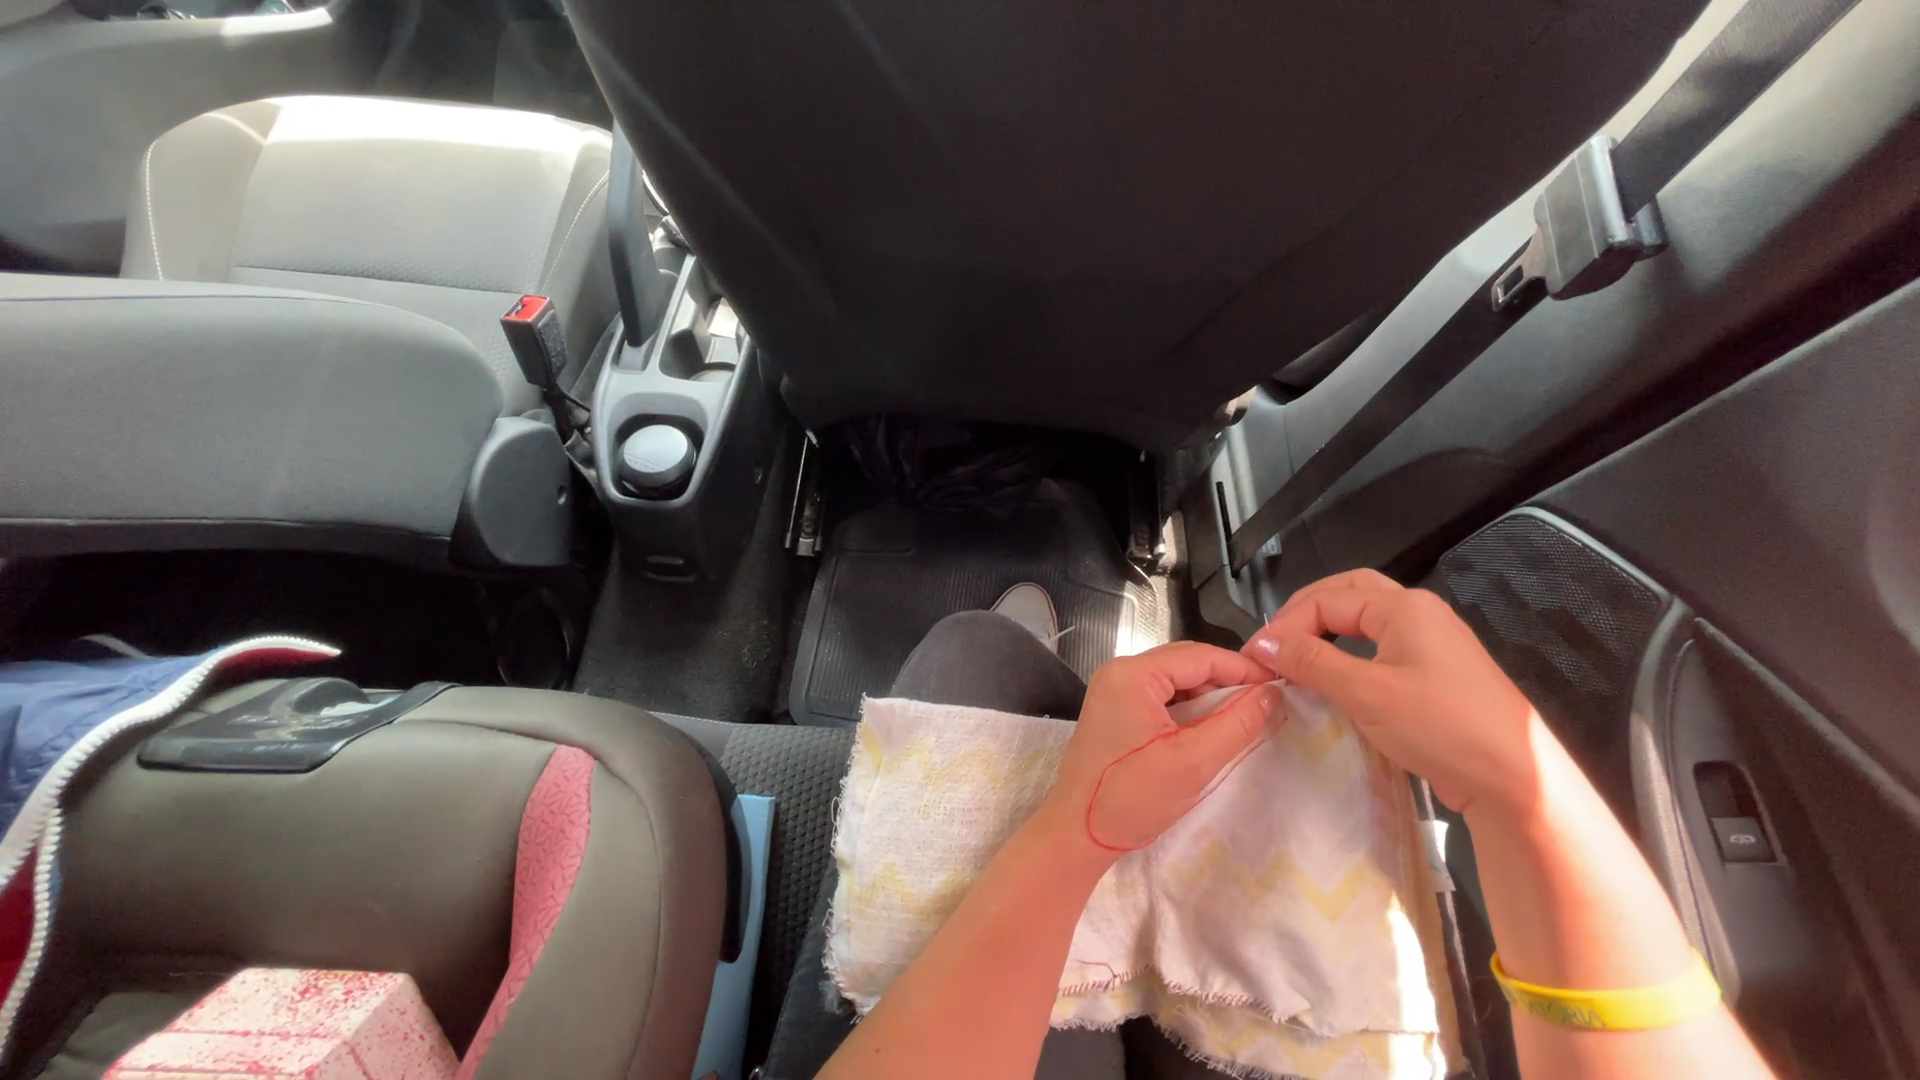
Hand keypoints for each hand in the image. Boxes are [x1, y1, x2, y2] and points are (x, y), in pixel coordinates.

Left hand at [1036, 643, 1282, 854]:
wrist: (1076, 834)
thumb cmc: (1131, 797)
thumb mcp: (1193, 761)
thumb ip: (1237, 723)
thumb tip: (1273, 694)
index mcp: (1132, 675)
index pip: (1200, 656)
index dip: (1243, 669)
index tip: (1282, 687)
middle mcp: (1119, 673)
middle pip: (1186, 664)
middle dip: (1227, 682)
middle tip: (1267, 704)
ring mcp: (1113, 692)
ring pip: (1175, 682)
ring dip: (1209, 698)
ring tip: (1245, 720)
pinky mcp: (1114, 713)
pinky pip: (1160, 699)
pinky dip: (1189, 711)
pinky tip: (1211, 731)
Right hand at [1242, 569, 1544, 817]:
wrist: (1516, 779)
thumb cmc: (1441, 726)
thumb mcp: (1365, 692)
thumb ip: (1310, 661)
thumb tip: (1263, 643)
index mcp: (1404, 606)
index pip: (1326, 600)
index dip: (1285, 625)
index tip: (1255, 658)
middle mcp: (1419, 612)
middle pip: (1348, 592)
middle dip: (1305, 611)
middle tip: (1274, 640)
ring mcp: (1431, 641)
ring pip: (1365, 617)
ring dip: (1326, 627)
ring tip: (1296, 651)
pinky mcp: (1435, 671)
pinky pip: (1380, 643)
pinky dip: (1348, 648)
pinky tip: (1334, 672)